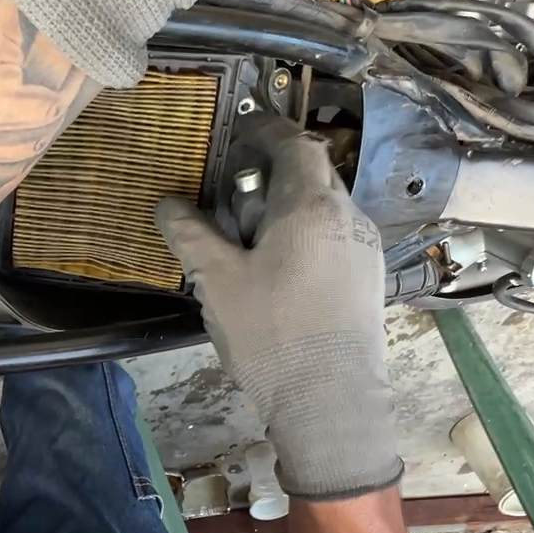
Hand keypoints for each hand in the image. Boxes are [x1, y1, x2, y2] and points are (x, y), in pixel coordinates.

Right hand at [155, 131, 401, 499]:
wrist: (330, 401)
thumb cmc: (270, 332)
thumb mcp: (215, 279)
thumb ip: (190, 233)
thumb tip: (166, 204)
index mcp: (312, 207)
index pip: (295, 144)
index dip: (265, 131)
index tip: (237, 136)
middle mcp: (348, 218)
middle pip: (311, 174)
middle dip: (270, 174)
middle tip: (230, 197)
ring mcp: (364, 250)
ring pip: (323, 209)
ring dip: (286, 208)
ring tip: (248, 239)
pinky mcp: (367, 280)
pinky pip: (333, 238)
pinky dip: (303, 235)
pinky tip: (276, 271)